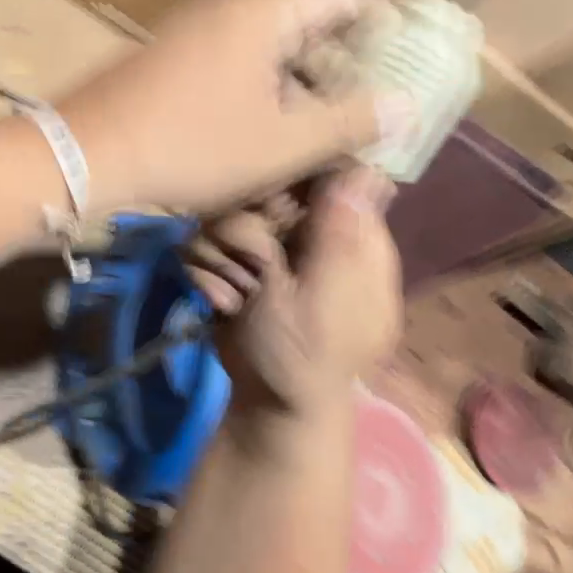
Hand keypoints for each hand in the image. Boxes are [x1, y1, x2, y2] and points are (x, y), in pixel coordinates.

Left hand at [57, 0, 405, 214]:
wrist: (85, 152)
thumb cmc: (191, 145)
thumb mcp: (281, 144)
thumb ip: (348, 122)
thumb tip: (404, 104)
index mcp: (258, 11)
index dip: (372, 18)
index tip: (397, 52)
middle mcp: (222, 5)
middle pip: (295, 11)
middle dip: (334, 49)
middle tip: (360, 92)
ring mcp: (186, 26)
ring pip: (258, 34)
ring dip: (292, 68)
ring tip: (315, 114)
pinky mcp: (162, 51)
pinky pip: (225, 50)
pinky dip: (254, 75)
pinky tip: (258, 118)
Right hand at [185, 167, 401, 416]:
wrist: (266, 405)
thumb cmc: (307, 354)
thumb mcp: (330, 295)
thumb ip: (341, 233)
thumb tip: (369, 168)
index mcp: (351, 235)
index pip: (322, 174)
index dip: (293, 185)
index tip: (278, 215)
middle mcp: (306, 232)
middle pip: (260, 191)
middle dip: (245, 232)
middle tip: (256, 269)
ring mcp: (266, 247)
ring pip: (222, 217)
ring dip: (222, 261)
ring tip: (238, 298)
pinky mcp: (231, 262)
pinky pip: (203, 243)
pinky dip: (207, 275)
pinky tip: (223, 303)